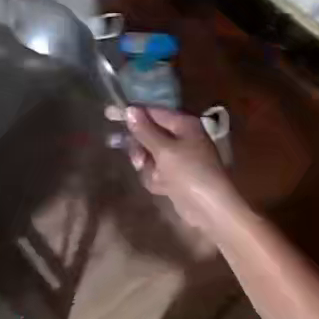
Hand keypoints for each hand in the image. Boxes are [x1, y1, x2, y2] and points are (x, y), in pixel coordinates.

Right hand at [124, 106, 241, 232]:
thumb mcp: (164, 150)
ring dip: (149, 168)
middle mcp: (181, 137)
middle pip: (148, 134)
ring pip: (148, 155)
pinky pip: (155, 171)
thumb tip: (129, 109)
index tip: (109, 114)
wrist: (209, 209)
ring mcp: (178, 157)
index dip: (132, 114)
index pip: (152, 112)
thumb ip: (145, 130)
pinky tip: (164, 188)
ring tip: (159, 178)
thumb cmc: (189, 173)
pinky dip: (156, 179)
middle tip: (139, 161)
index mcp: (183, 124)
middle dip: (141, 149)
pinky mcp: (175, 175)